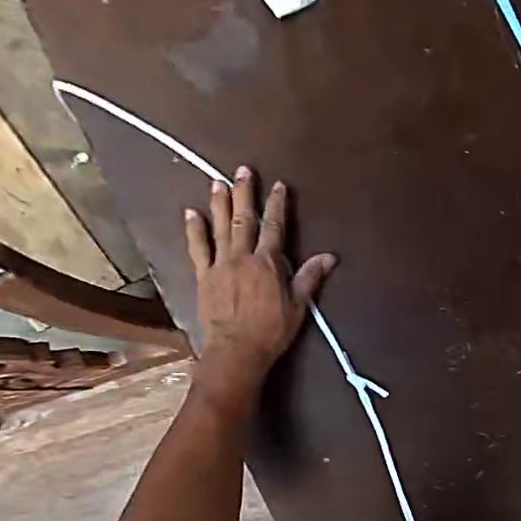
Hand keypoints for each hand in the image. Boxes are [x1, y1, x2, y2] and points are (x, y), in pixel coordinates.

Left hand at [184, 166, 335, 403]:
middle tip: (243, 170)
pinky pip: (198, 248)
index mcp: (268, 263)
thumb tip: (329, 256)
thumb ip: (310, 277)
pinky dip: (194, 229)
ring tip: (218, 182)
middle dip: (245, 193)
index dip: (277, 205)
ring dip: (219, 202)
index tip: (278, 186)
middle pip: (244, 218)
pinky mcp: (204, 276)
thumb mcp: (298, 306)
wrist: (236, 350)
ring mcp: (220, 264)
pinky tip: (190, 212)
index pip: (274, 226)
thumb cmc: (271, 330)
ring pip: (219, 227)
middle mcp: (243, 257)